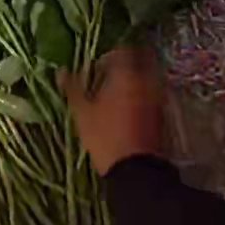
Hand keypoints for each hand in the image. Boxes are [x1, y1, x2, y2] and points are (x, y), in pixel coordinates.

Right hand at [60, 46, 165, 174]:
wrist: (137, 174)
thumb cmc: (106, 137)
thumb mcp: (82, 112)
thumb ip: (73, 88)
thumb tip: (61, 71)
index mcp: (126, 75)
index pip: (122, 50)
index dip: (109, 54)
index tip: (96, 64)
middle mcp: (146, 82)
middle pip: (138, 63)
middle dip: (124, 66)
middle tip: (107, 76)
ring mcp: (157, 101)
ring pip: (145, 81)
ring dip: (133, 82)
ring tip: (114, 94)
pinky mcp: (163, 118)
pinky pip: (150, 98)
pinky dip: (140, 98)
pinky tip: (125, 111)